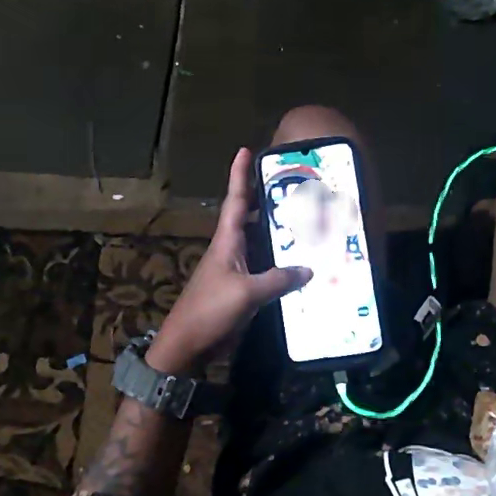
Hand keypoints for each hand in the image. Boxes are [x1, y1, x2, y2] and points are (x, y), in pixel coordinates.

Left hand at [146, 148, 310, 373]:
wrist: (188, 344)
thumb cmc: (210, 310)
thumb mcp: (246, 293)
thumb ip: (278, 279)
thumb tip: (308, 269)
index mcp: (226, 241)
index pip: (235, 200)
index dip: (240, 175)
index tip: (245, 150)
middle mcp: (231, 249)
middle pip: (250, 217)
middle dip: (267, 199)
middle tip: (294, 186)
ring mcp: (236, 269)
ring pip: (260, 243)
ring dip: (277, 232)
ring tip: (306, 220)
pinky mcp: (241, 289)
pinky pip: (265, 269)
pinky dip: (281, 263)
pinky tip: (301, 264)